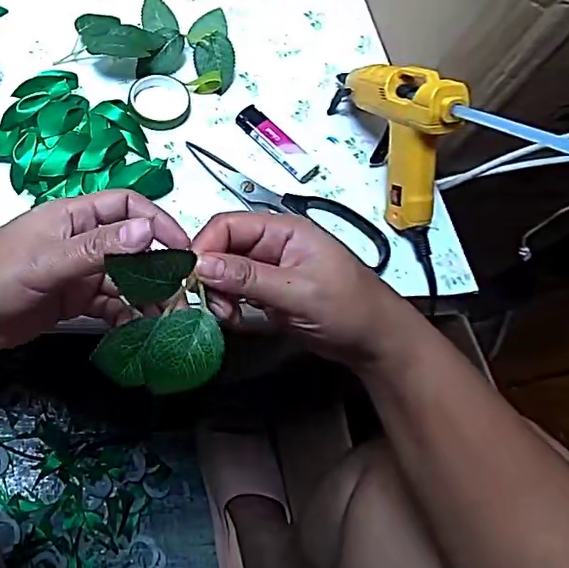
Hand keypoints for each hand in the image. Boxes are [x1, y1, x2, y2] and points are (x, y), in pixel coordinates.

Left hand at [0, 191, 190, 358]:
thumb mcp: (48, 259)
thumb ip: (99, 247)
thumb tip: (146, 231)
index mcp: (75, 215)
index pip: (128, 206)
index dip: (157, 223)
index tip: (179, 249)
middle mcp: (82, 239)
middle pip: (133, 244)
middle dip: (157, 266)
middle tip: (178, 291)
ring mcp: (80, 270)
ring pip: (126, 277)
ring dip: (146, 294)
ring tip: (164, 315)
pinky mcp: (76, 298)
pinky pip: (112, 302)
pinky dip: (127, 313)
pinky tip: (137, 327)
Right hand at [190, 213, 432, 369]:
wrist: (375, 342)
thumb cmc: (353, 307)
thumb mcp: (298, 291)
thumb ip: (249, 277)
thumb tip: (204, 264)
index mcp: (284, 230)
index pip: (228, 225)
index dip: (205, 247)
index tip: (192, 275)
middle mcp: (273, 245)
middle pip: (222, 249)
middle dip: (211, 276)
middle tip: (212, 303)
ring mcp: (270, 270)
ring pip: (225, 274)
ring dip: (219, 295)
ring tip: (229, 315)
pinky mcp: (269, 294)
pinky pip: (236, 294)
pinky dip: (230, 307)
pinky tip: (239, 320)